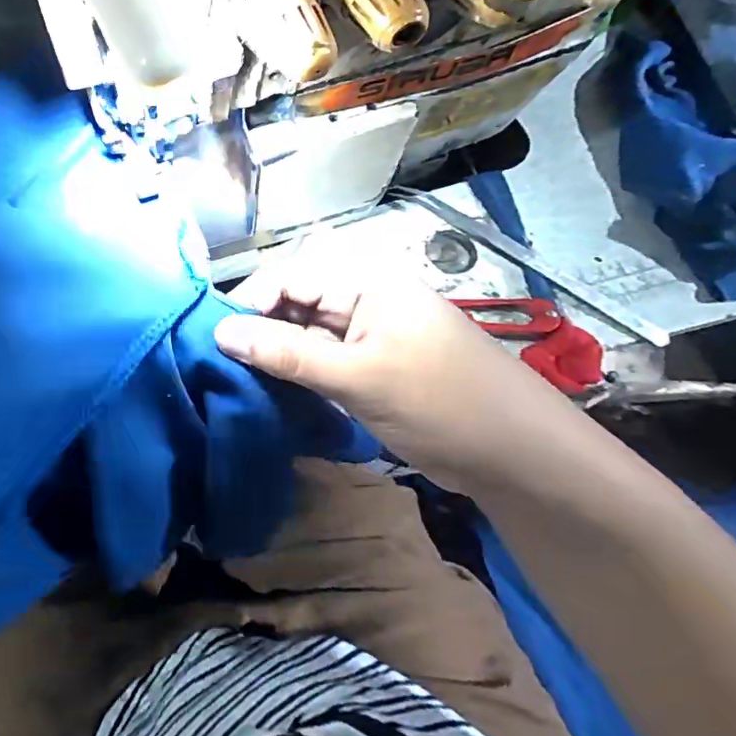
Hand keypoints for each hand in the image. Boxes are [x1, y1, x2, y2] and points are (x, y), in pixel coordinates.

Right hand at [213, 257, 561, 483]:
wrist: (520, 458)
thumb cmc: (441, 404)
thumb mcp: (358, 378)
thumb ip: (286, 354)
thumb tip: (221, 333)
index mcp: (366, 282)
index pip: (290, 277)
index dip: (250, 304)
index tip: (216, 340)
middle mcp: (363, 300)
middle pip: (295, 304)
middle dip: (260, 331)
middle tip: (222, 366)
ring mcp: (368, 336)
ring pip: (305, 336)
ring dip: (277, 356)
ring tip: (238, 381)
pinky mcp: (371, 368)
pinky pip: (322, 362)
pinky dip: (299, 375)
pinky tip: (271, 393)